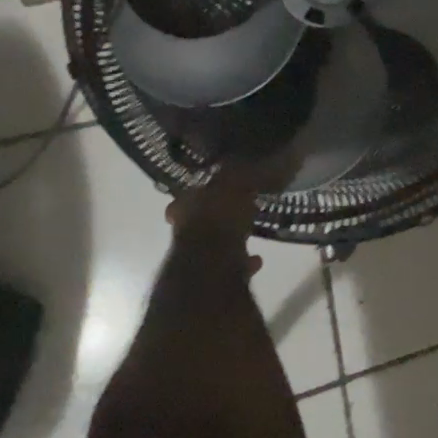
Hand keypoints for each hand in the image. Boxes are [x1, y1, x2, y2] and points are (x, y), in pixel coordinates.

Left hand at [162, 153, 297, 272]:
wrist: (212, 270)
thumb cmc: (221, 219)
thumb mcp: (233, 185)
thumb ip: (236, 172)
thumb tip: (240, 158)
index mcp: (184, 206)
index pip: (189, 193)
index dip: (204, 189)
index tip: (220, 186)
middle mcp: (182, 231)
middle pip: (200, 219)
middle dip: (219, 215)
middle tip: (241, 209)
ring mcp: (192, 258)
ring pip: (213, 242)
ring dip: (230, 238)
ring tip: (251, 234)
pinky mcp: (205, 280)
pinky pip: (226, 265)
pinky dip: (240, 261)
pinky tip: (256, 259)